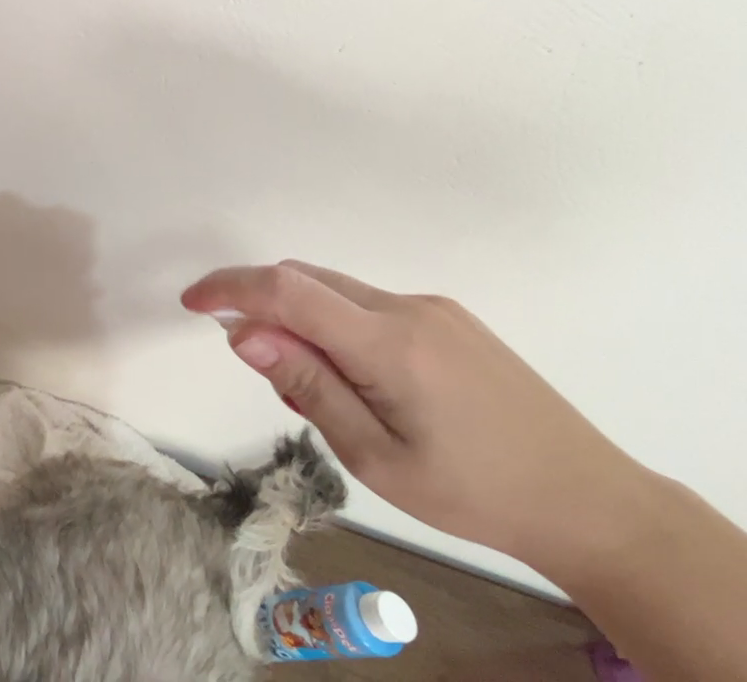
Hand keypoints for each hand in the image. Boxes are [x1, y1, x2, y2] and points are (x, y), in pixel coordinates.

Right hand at [181, 260, 641, 564]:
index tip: (191, 303)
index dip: (228, 286)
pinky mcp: (449, 321)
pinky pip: (365, 305)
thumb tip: (242, 333)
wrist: (592, 503)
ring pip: (335, 290)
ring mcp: (434, 311)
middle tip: (256, 366)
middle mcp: (409, 310)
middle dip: (258, 305)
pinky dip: (332, 325)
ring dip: (297, 319)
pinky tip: (351, 380)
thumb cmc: (472, 491)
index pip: (285, 289)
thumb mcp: (373, 455)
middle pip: (305, 280)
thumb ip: (306, 386)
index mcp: (389, 344)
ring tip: (311, 387)